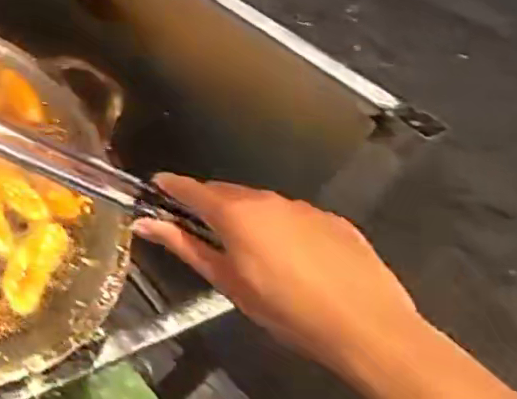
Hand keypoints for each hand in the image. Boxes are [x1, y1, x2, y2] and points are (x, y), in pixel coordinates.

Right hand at [135, 177, 516, 398]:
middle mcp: (262, 197)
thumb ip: (184, 246)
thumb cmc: (288, 310)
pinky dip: (286, 229)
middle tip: (206, 232)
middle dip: (210, 205)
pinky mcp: (333, 220)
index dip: (169, 186)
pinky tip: (299, 261)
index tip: (157, 189)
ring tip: (256, 252)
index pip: (188, 187)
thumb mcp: (229, 284)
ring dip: (250, 218)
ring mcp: (300, 206)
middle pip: (224, 192)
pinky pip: (296, 217)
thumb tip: (145, 222)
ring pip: (261, 203)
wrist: (372, 330)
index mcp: (231, 211)